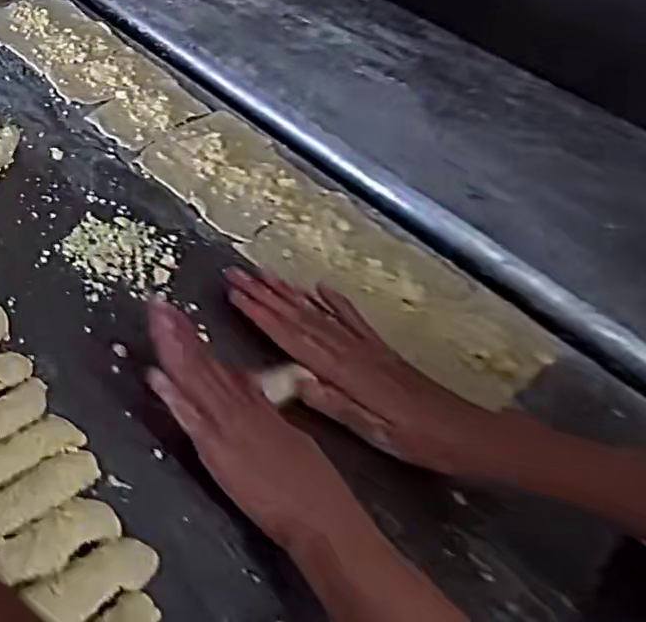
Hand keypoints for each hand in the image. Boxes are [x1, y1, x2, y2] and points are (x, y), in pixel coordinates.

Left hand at [146, 300, 372, 550]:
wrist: (333, 531)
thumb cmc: (316, 492)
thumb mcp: (292, 439)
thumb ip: (266, 410)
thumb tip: (248, 385)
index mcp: (258, 408)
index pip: (219, 364)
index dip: (194, 338)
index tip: (173, 314)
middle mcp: (240, 410)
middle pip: (203, 364)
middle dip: (177, 333)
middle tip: (157, 305)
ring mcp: (226, 427)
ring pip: (194, 380)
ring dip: (172, 350)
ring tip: (155, 322)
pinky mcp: (217, 450)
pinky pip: (190, 418)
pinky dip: (173, 396)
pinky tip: (154, 376)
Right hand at [224, 268, 502, 476]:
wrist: (482, 439)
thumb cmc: (425, 442)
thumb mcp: (379, 433)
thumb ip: (335, 405)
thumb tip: (294, 379)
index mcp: (342, 372)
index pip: (290, 336)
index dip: (258, 313)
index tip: (231, 293)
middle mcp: (349, 352)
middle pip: (297, 317)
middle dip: (262, 292)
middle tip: (232, 271)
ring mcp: (366, 348)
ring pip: (317, 313)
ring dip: (285, 291)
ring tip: (260, 271)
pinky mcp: (381, 350)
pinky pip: (352, 320)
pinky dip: (334, 302)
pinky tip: (319, 287)